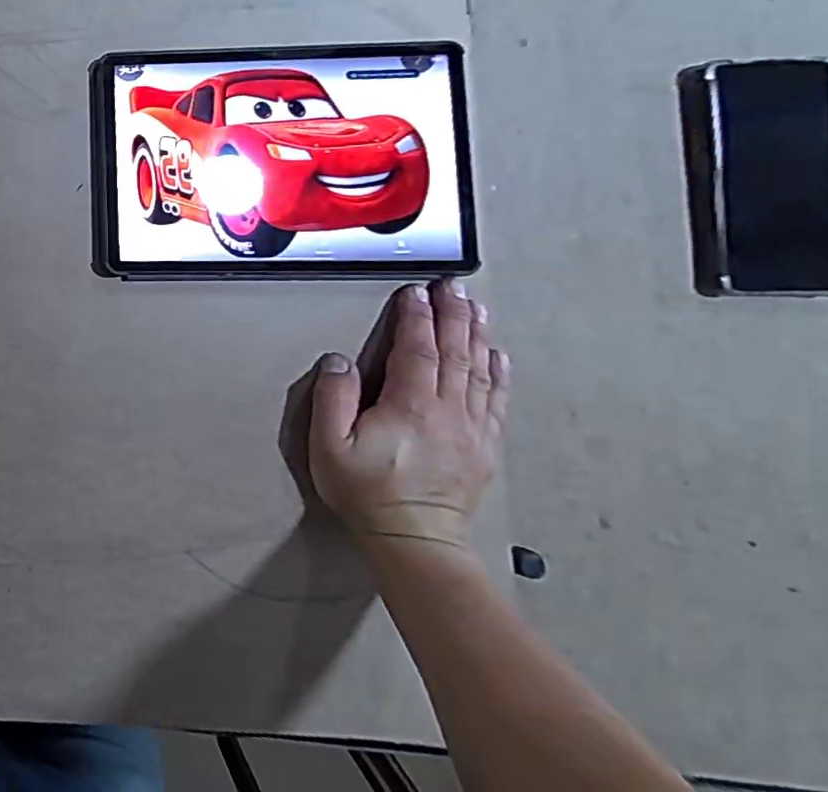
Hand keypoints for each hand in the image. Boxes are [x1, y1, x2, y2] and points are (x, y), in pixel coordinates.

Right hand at [307, 279, 509, 553]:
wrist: (415, 539)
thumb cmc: (365, 492)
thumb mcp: (329, 446)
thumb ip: (333, 399)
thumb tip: (340, 361)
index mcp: (411, 407)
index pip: (417, 350)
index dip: (415, 318)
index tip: (414, 293)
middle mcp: (449, 412)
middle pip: (455, 353)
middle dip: (453, 316)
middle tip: (454, 287)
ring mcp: (472, 428)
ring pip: (480, 371)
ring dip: (477, 335)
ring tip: (476, 309)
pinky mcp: (484, 446)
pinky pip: (496, 398)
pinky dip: (498, 372)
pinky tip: (497, 355)